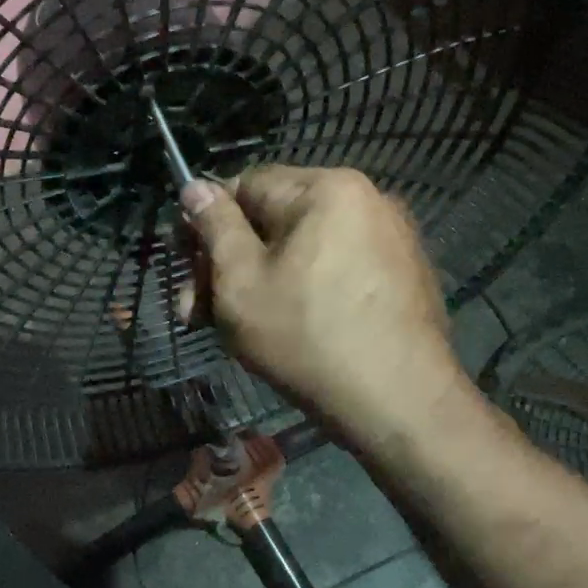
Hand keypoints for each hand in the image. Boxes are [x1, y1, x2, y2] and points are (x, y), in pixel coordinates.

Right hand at [183, 166, 477, 446]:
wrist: (399, 403)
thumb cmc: (306, 336)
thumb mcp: (240, 281)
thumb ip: (214, 227)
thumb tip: (194, 187)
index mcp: (325, 189)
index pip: (243, 185)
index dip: (205, 223)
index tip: (185, 267)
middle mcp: (366, 198)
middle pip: (272, 219)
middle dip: (228, 263)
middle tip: (196, 312)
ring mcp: (390, 237)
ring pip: (301, 248)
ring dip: (260, 281)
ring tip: (233, 329)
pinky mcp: (403, 274)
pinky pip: (334, 268)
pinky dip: (302, 290)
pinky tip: (286, 329)